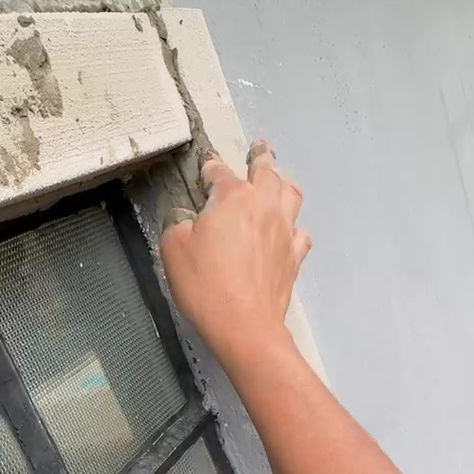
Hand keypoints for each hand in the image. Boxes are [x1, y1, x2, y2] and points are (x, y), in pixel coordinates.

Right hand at [160, 140, 311, 369]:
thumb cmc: (205, 285)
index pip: (219, 172)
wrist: (244, 325)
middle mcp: (263, 205)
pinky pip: (300, 232)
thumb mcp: (173, 249)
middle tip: (259, 148)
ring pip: (291, 194)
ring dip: (283, 182)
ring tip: (278, 180)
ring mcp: (284, 231)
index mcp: (232, 197)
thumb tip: (187, 219)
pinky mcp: (294, 257)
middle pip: (266, 170)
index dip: (209, 168)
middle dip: (260, 157)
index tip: (205, 168)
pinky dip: (294, 226)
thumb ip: (178, 224)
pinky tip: (288, 231)